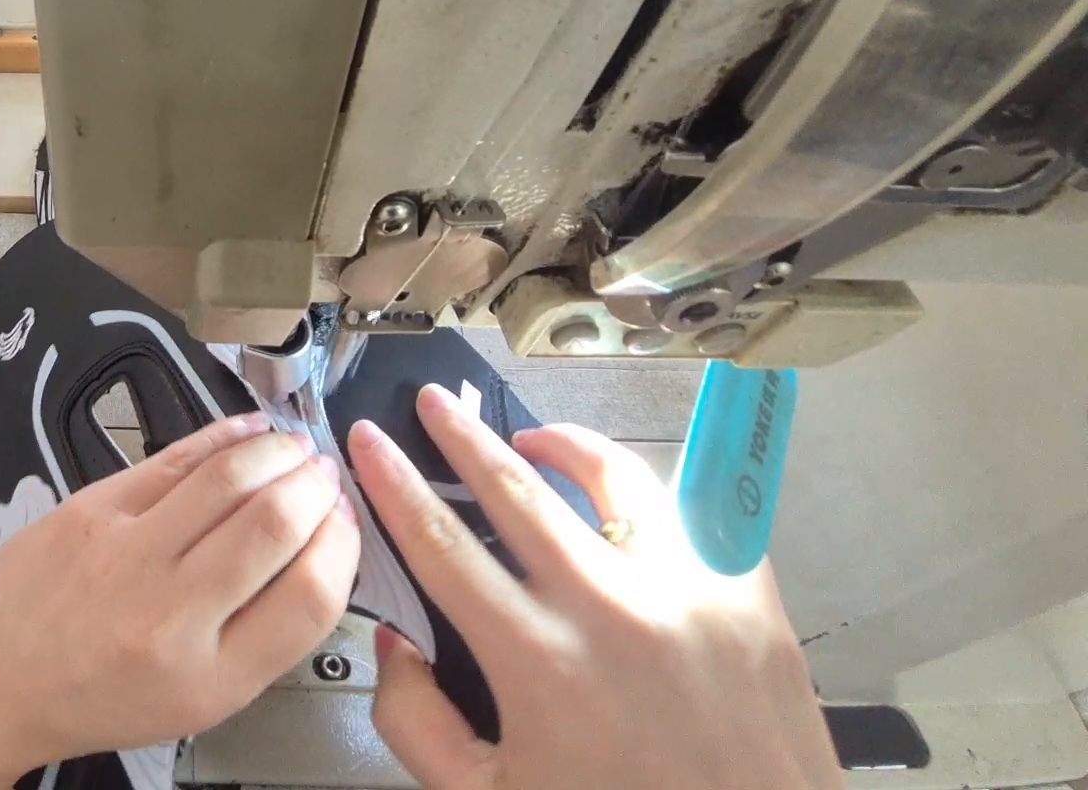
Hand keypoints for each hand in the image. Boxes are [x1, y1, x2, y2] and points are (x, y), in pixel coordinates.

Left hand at [0, 412, 361, 788]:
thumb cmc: (90, 694)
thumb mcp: (194, 699)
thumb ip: (259, 632)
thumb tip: (313, 553)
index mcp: (208, 677)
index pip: (311, 597)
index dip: (344, 547)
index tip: (345, 522)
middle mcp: (171, 612)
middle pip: (275, 523)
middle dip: (315, 486)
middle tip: (325, 475)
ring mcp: (126, 549)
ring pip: (229, 476)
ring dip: (277, 450)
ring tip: (296, 447)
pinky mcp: (93, 506)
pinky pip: (175, 455)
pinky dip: (223, 434)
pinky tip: (249, 429)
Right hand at [349, 384, 840, 789]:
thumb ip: (414, 721)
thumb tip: (394, 641)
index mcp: (539, 659)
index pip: (437, 540)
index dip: (391, 480)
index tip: (366, 438)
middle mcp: (612, 611)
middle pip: (514, 486)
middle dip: (460, 432)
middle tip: (433, 399)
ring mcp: (691, 600)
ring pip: (615, 478)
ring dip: (563, 442)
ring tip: (536, 437)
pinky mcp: (755, 608)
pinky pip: (701, 515)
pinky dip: (657, 491)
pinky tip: (629, 495)